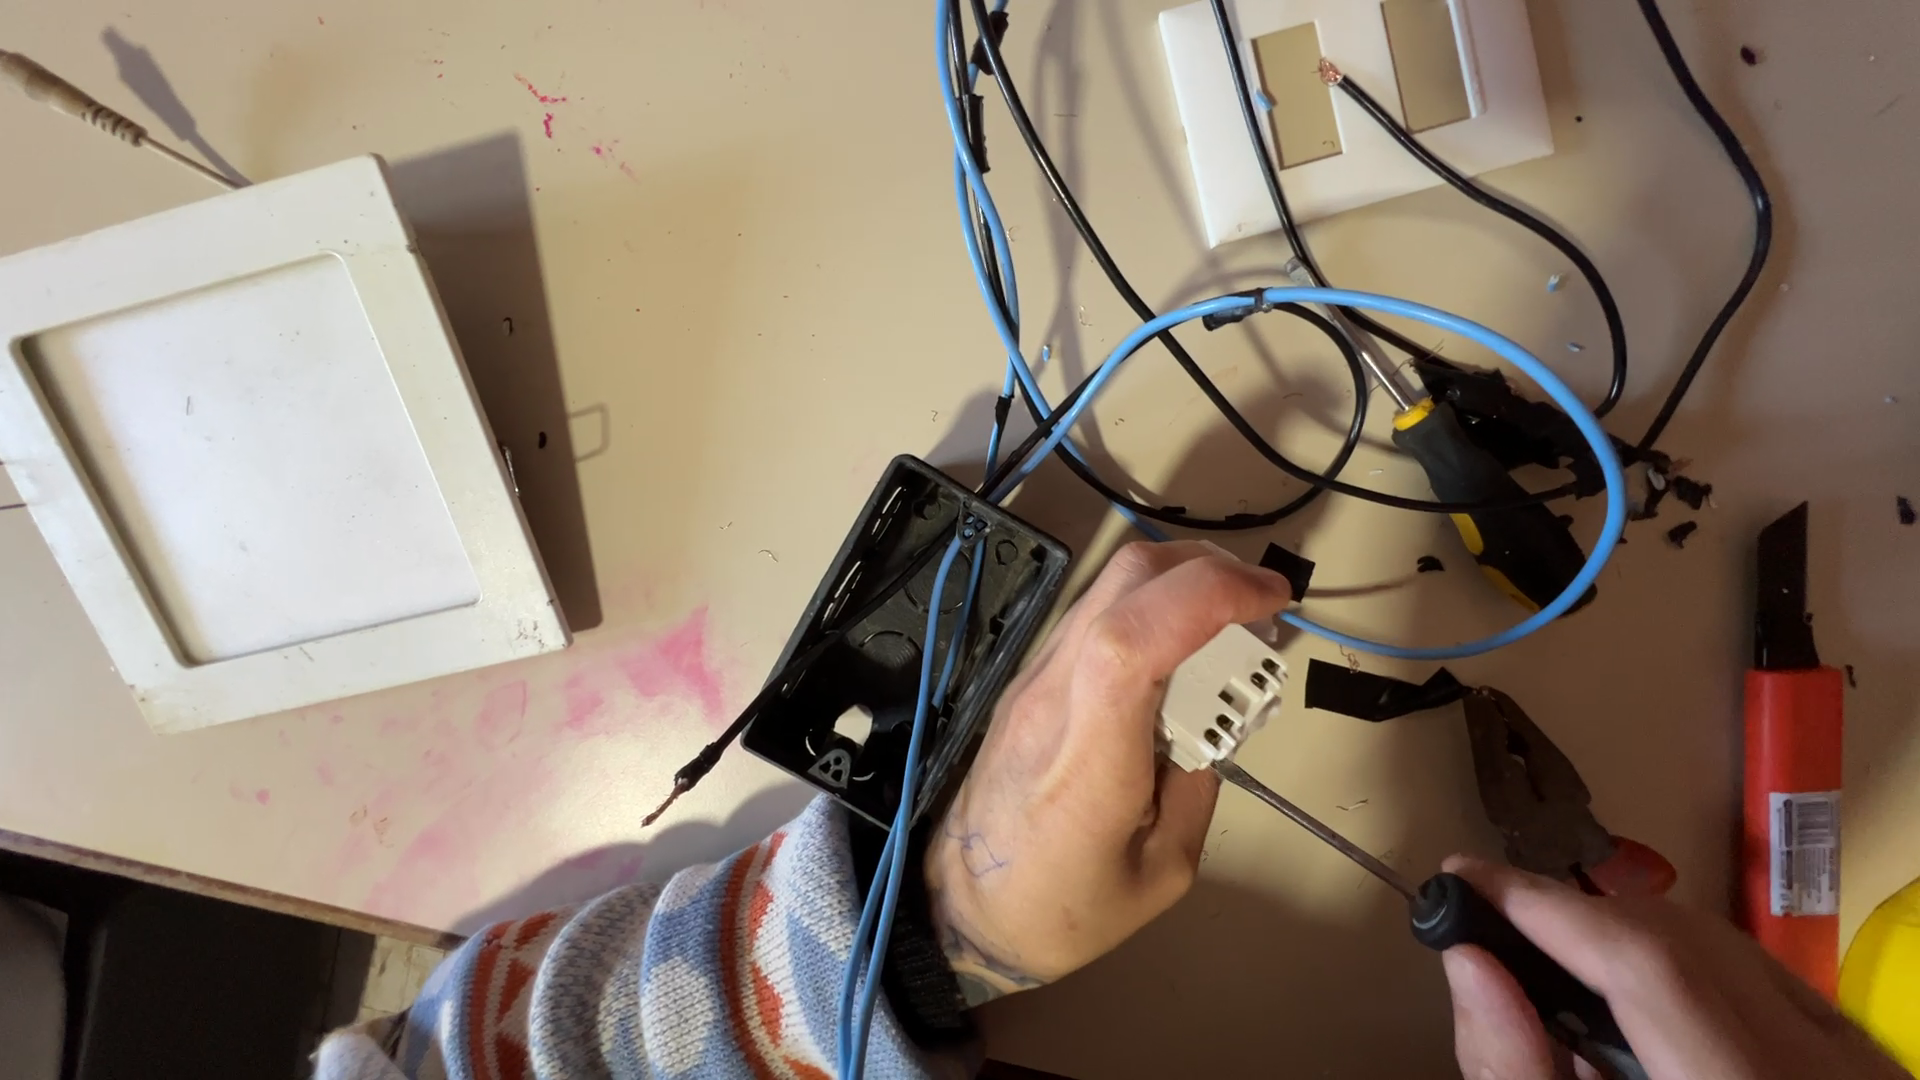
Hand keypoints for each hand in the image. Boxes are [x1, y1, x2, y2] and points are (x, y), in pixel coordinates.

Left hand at [923, 541, 1291, 1004]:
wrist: (967, 902)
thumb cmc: (1064, 906)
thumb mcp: (1162, 870)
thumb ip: (1198, 783)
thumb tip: (1215, 712)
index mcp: (1089, 759)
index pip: (1129, 642)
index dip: (1206, 595)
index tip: (1270, 598)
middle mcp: (1052, 697)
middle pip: (1120, 584)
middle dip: (1205, 566)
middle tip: (1258, 599)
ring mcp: (1032, 678)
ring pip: (1105, 586)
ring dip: (1176, 578)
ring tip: (1225, 617)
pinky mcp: (1028, 676)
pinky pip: (1091, 613)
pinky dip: (1145, 603)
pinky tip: (1176, 642)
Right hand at [1440, 855, 1902, 1079]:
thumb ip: (1514, 1069)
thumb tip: (1465, 956)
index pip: (1650, 968)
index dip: (1542, 904)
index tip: (1459, 877)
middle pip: (1687, 944)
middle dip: (1569, 915)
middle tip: (1489, 914)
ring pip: (1725, 949)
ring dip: (1617, 933)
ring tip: (1544, 951)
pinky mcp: (1870, 1075)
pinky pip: (1764, 979)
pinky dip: (1674, 960)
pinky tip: (1621, 995)